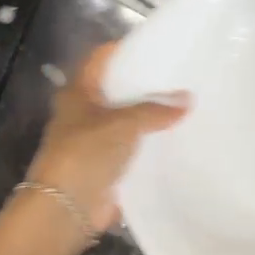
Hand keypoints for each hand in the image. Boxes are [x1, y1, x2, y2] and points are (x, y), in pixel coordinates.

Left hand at [24, 42, 187, 232]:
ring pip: (127, 124)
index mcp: (77, 93)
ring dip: (151, 120)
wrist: (66, 208)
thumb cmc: (86, 152)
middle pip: (117, 92)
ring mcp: (94, 143)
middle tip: (182, 78)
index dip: (125, 50)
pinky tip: (179, 142)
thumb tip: (186, 98)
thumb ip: (154, 110)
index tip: (158, 46)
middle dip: (145, 87)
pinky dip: (151, 148)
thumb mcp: (123, 123)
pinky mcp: (107, 169)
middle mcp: (83, 114)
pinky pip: (133, 153)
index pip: (101, 60)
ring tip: (188, 107)